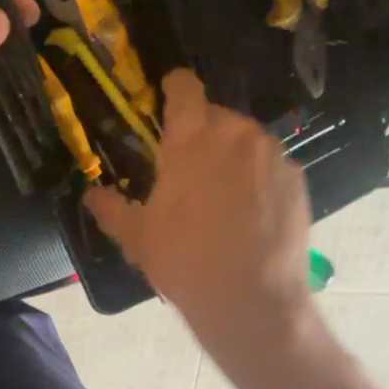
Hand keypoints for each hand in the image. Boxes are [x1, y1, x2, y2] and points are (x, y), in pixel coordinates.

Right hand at [85, 69, 315, 345]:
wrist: (250, 299)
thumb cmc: (184, 263)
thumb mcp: (137, 238)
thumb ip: (112, 209)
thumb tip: (91, 196)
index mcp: (191, 141)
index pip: (185, 89)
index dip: (175, 88)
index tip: (168, 97)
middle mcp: (235, 135)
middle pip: (216, 116)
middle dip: (201, 135)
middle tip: (188, 172)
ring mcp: (271, 155)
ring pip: (246, 141)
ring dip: (231, 157)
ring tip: (220, 198)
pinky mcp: (297, 179)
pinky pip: (270, 166)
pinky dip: (257, 179)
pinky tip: (249, 215)